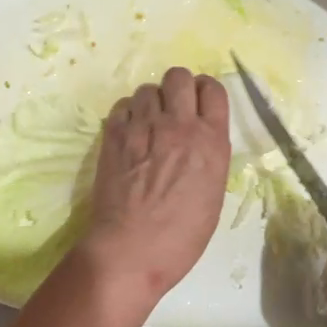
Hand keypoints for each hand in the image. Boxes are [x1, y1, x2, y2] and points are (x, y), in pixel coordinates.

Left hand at [75, 67, 231, 303]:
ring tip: (147, 126)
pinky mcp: (113, 135)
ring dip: (150, 103)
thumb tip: (199, 145)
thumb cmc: (181, 238)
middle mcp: (179, 125)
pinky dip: (127, 114)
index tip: (199, 105)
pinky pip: (122, 105)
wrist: (132, 249)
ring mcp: (143, 127)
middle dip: (177, 88)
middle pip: (179, 77)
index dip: (205, 92)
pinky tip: (128, 134)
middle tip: (172, 110)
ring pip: (148, 89)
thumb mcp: (213, 196)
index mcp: (211, 142)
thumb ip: (209, 159)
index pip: (214, 90)